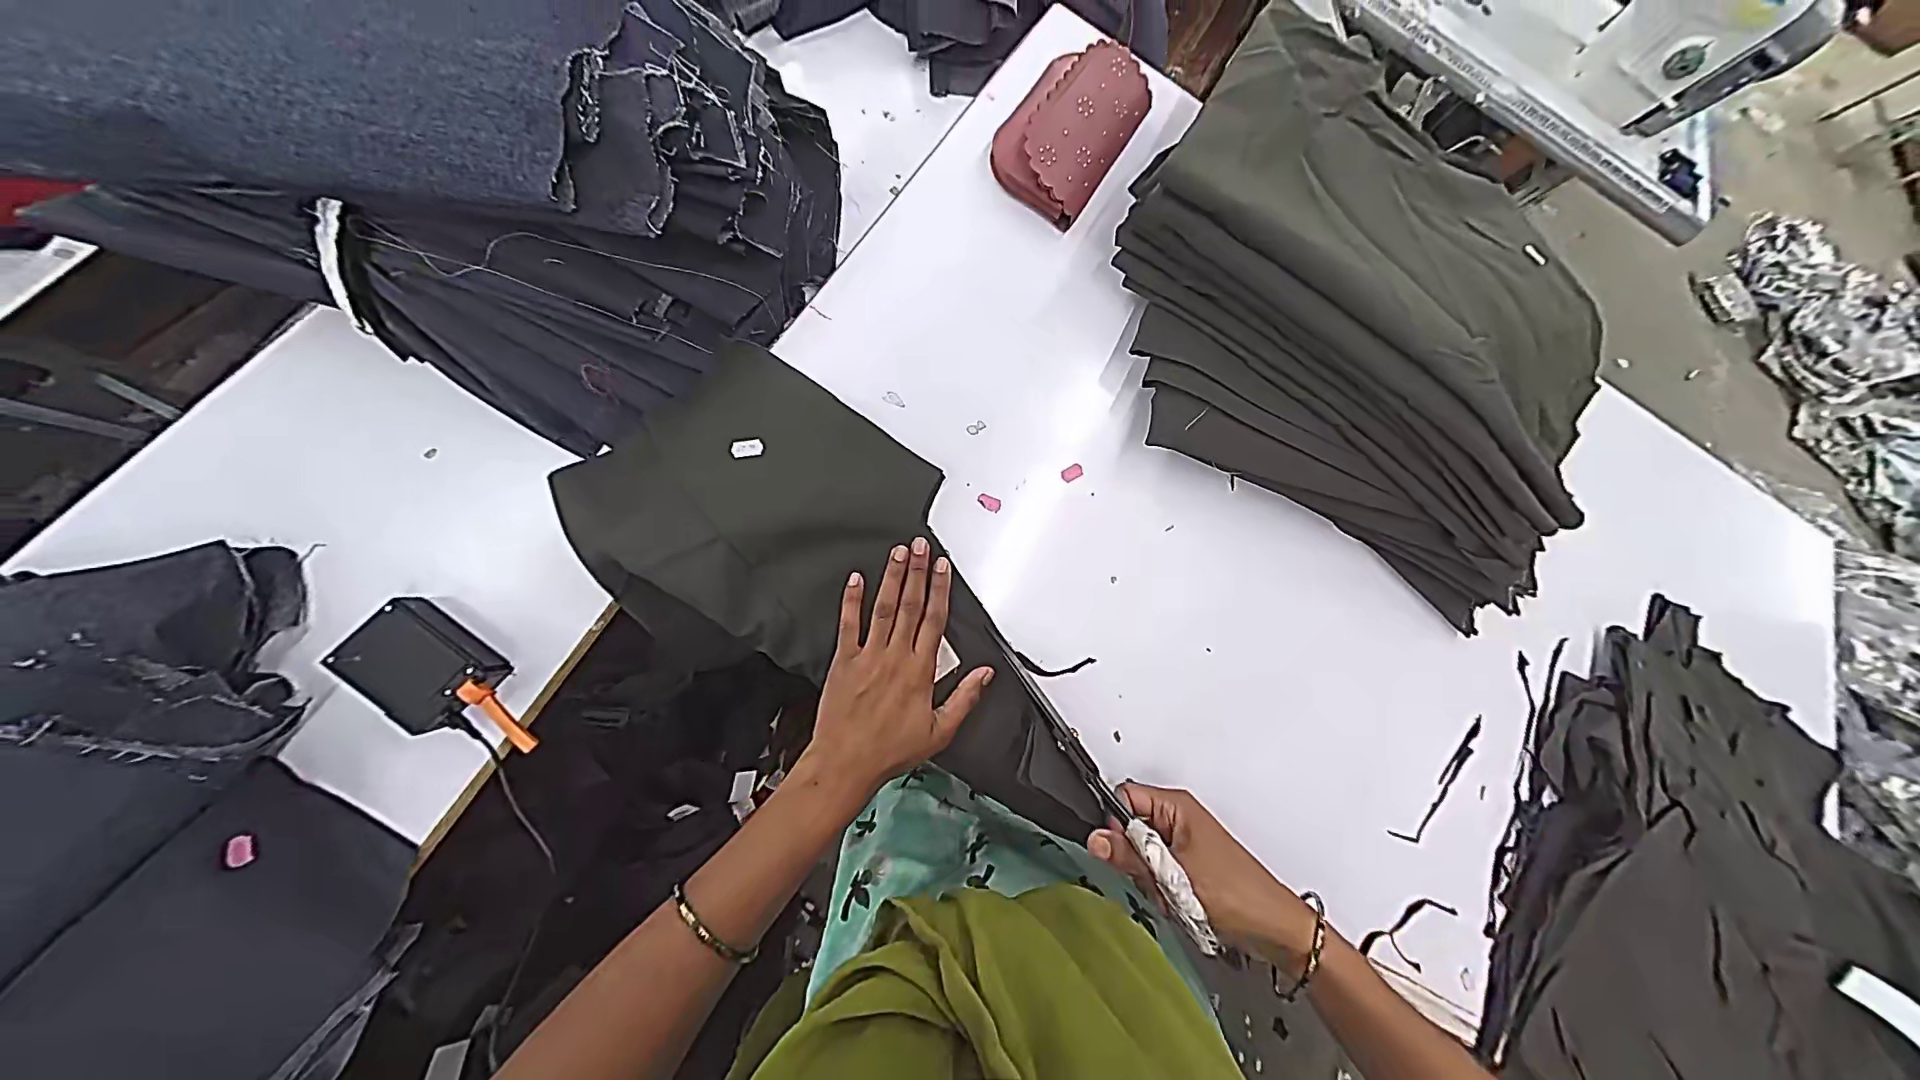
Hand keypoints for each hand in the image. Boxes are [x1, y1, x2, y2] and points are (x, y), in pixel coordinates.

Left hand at [796, 537, 992, 805]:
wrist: (846, 763)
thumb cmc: (890, 750)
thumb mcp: (939, 731)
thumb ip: (965, 697)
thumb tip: (985, 675)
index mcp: (919, 671)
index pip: (934, 620)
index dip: (939, 590)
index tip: (942, 567)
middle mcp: (895, 657)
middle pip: (910, 605)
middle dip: (917, 572)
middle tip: (920, 546)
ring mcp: (868, 656)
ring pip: (883, 608)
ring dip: (891, 577)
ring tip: (897, 553)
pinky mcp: (844, 661)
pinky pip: (849, 625)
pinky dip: (852, 600)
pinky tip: (856, 579)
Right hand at [1089, 783, 1318, 967]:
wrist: (1276, 930)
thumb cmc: (1241, 896)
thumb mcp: (1175, 876)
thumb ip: (1131, 856)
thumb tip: (1097, 839)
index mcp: (1176, 805)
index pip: (1123, 797)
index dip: (1115, 825)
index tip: (1122, 852)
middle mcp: (1179, 818)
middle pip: (1129, 828)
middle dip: (1135, 859)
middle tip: (1155, 877)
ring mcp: (1184, 842)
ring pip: (1142, 853)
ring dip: (1150, 880)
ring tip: (1173, 894)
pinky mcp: (1187, 865)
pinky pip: (1157, 871)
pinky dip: (1162, 890)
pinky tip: (1179, 903)